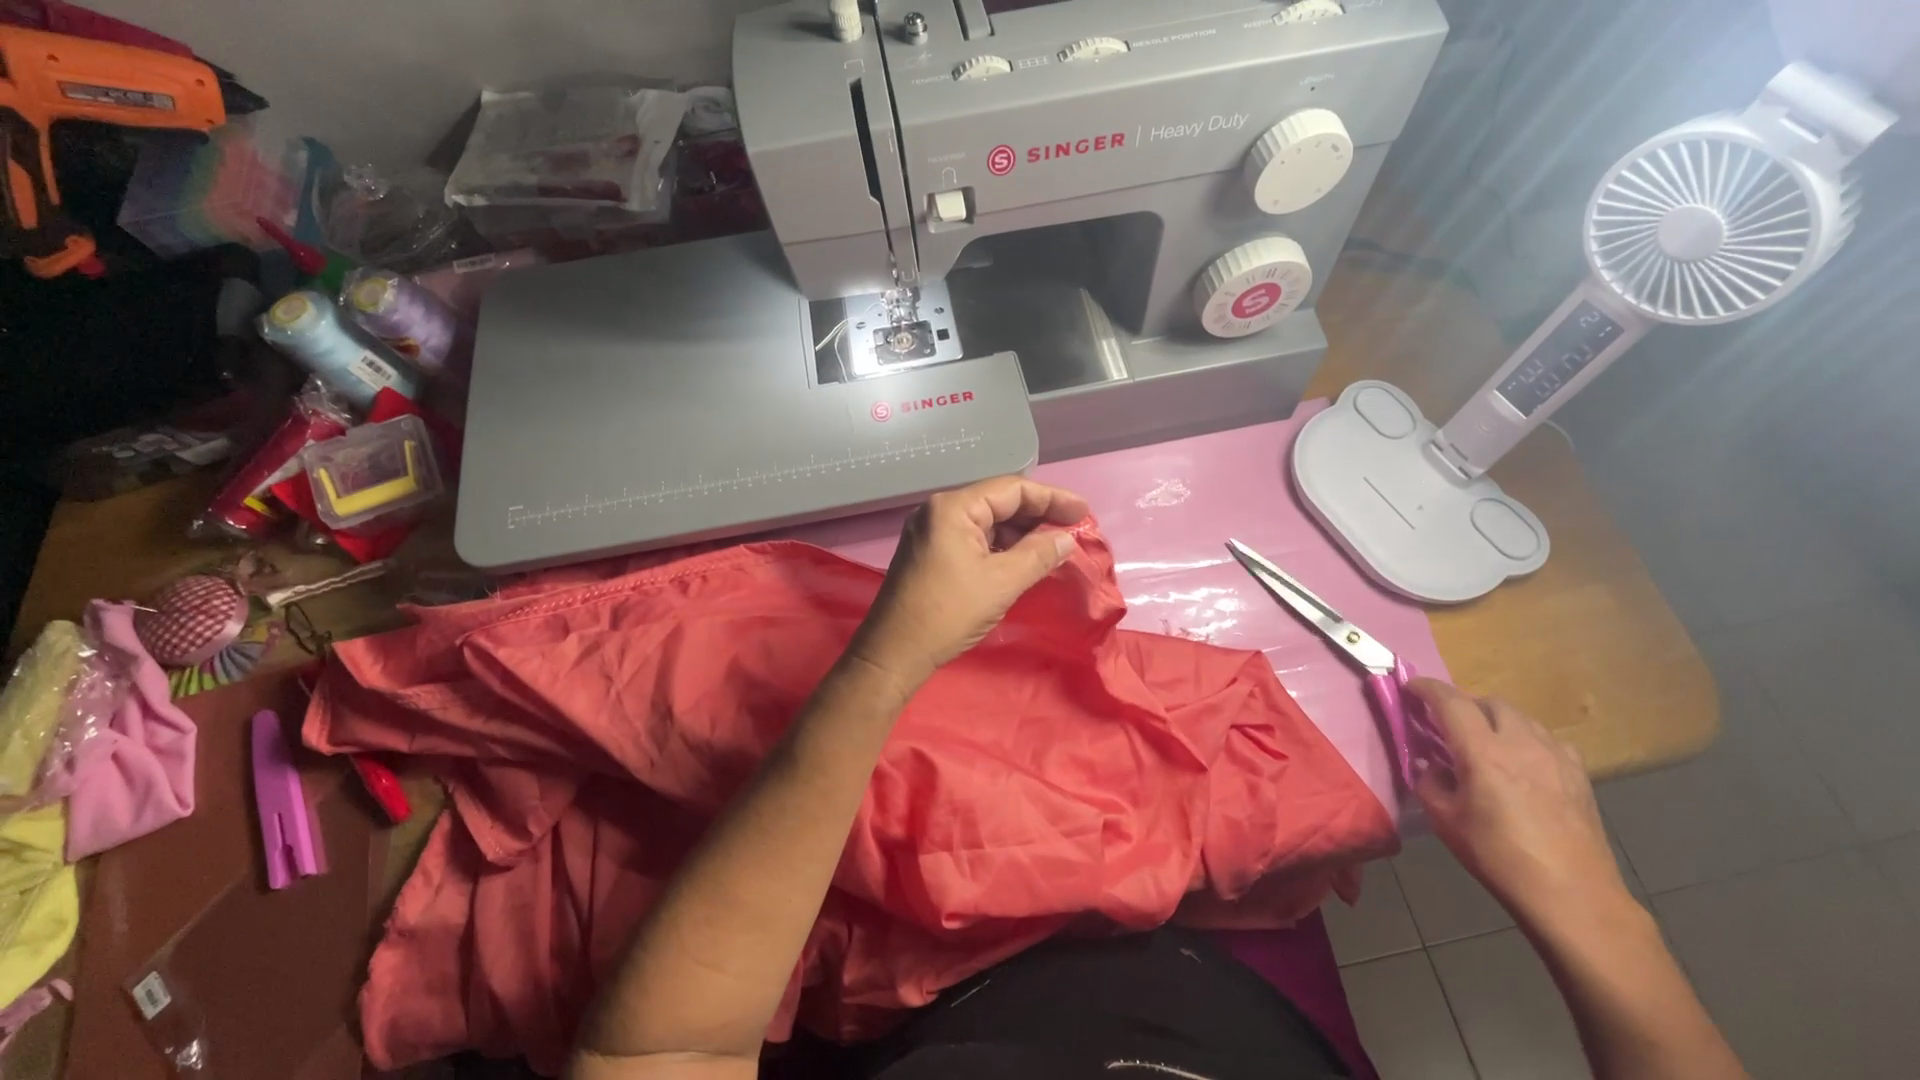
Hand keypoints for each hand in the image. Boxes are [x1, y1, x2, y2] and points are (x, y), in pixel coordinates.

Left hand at [847, 476, 1089, 688]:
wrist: (894, 652)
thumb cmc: (948, 613)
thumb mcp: (1001, 582)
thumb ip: (1038, 555)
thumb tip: (1067, 539)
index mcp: (953, 508)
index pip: (1012, 489)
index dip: (1052, 498)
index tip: (1083, 512)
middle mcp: (939, 511)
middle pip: (998, 502)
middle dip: (1038, 515)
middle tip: (1073, 529)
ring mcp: (931, 532)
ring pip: (986, 522)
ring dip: (1021, 532)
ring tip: (1055, 546)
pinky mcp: (929, 554)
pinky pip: (973, 539)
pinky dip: (1001, 546)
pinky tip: (1023, 559)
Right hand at [1408, 679, 1632, 927]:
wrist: (1570, 892)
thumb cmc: (1498, 856)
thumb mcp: (1445, 821)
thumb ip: (1430, 783)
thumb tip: (1430, 766)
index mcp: (1483, 752)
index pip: (1450, 702)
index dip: (1426, 689)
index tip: (1410, 688)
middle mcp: (1521, 742)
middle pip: (1489, 702)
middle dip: (1463, 704)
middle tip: (1446, 722)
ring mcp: (1555, 755)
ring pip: (1521, 717)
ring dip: (1495, 719)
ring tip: (1483, 740)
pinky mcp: (1578, 772)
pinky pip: (1546, 739)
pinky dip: (1526, 739)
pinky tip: (1522, 762)